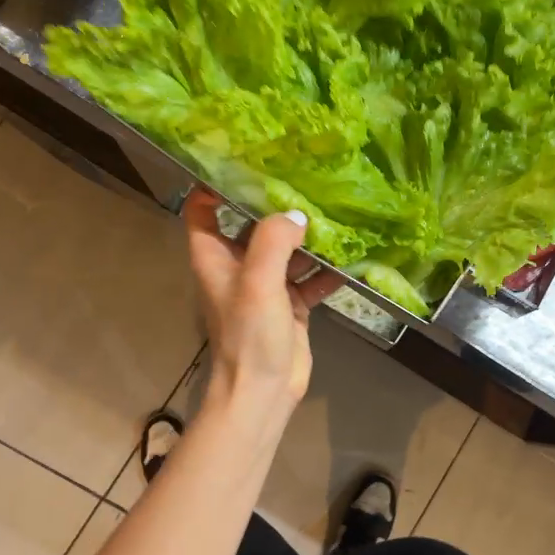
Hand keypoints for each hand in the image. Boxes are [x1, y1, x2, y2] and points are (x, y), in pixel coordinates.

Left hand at [183, 191, 342, 407]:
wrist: (264, 391)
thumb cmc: (249, 335)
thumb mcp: (258, 282)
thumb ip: (273, 242)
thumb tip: (296, 215)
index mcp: (215, 258)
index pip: (202, 211)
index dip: (215, 186)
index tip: (244, 163)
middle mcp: (238, 268)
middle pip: (253, 227)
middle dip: (277, 207)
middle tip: (307, 181)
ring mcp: (266, 288)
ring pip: (287, 252)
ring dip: (309, 238)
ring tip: (338, 212)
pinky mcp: (291, 306)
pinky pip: (309, 279)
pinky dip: (327, 269)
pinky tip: (351, 256)